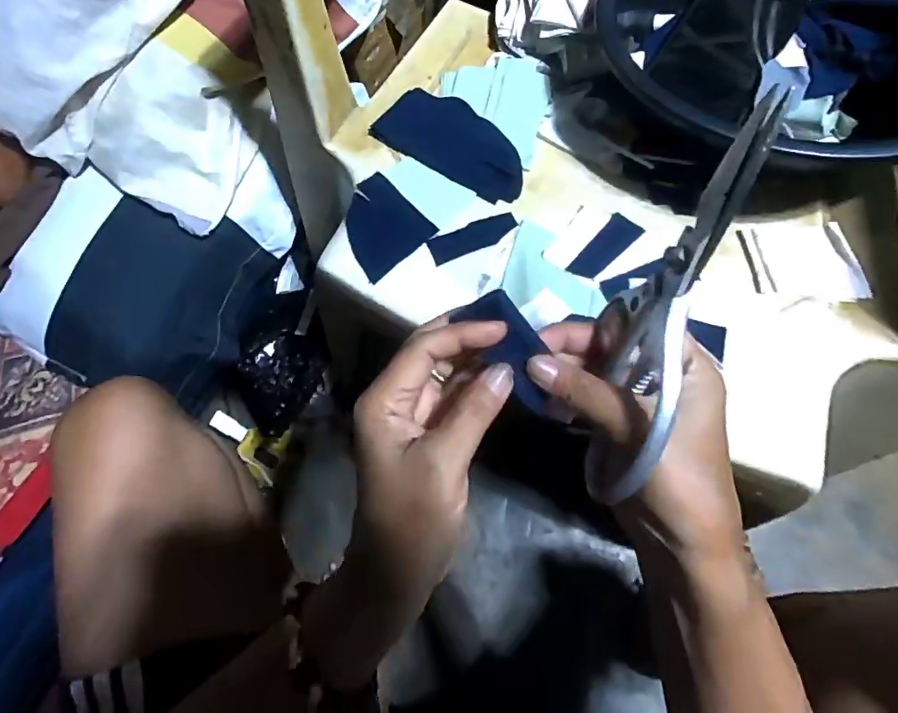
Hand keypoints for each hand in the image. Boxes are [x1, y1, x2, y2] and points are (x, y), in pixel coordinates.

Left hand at [349, 318, 514, 606]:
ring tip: (513, 340)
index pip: (423, 348)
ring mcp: (411, 413)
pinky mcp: (429, 430)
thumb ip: (474, 411)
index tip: (505, 326)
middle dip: (467, 333)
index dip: (463, 332)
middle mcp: (394, 397)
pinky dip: (478, 380)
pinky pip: (454, 393)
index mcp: (384, 400)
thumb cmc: (412, 521)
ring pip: (444, 369)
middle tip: (509, 322)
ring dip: (476, 354)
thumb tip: (506, 367)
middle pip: (430, 350)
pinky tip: (504, 372)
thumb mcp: (443, 464)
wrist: (395, 575)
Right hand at [529, 323, 743, 568]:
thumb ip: (587, 391)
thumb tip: (533, 360)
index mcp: (687, 364)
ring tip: (529, 370)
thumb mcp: (637, 428)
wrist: (686, 552)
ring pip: (599, 368)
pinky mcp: (622, 423)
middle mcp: (666, 374)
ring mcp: (642, 399)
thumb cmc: (679, 481)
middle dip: (574, 344)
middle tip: (530, 349)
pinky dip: (568, 392)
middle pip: (616, 343)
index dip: (602, 320)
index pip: (644, 322)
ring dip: (566, 367)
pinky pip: (591, 394)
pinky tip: (542, 395)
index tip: (557, 329)